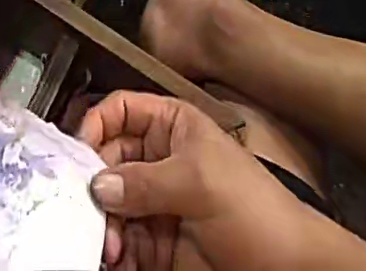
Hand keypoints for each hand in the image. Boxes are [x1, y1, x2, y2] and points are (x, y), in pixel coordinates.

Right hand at [79, 91, 336, 270]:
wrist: (287, 268)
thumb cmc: (253, 208)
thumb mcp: (199, 182)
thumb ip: (145, 181)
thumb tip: (97, 183)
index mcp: (170, 126)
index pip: (121, 110)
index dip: (97, 124)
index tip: (77, 152)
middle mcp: (157, 158)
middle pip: (107, 160)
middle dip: (93, 183)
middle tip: (85, 208)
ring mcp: (155, 200)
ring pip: (109, 203)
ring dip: (100, 223)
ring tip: (107, 245)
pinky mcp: (155, 242)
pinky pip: (121, 240)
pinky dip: (111, 250)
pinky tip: (113, 259)